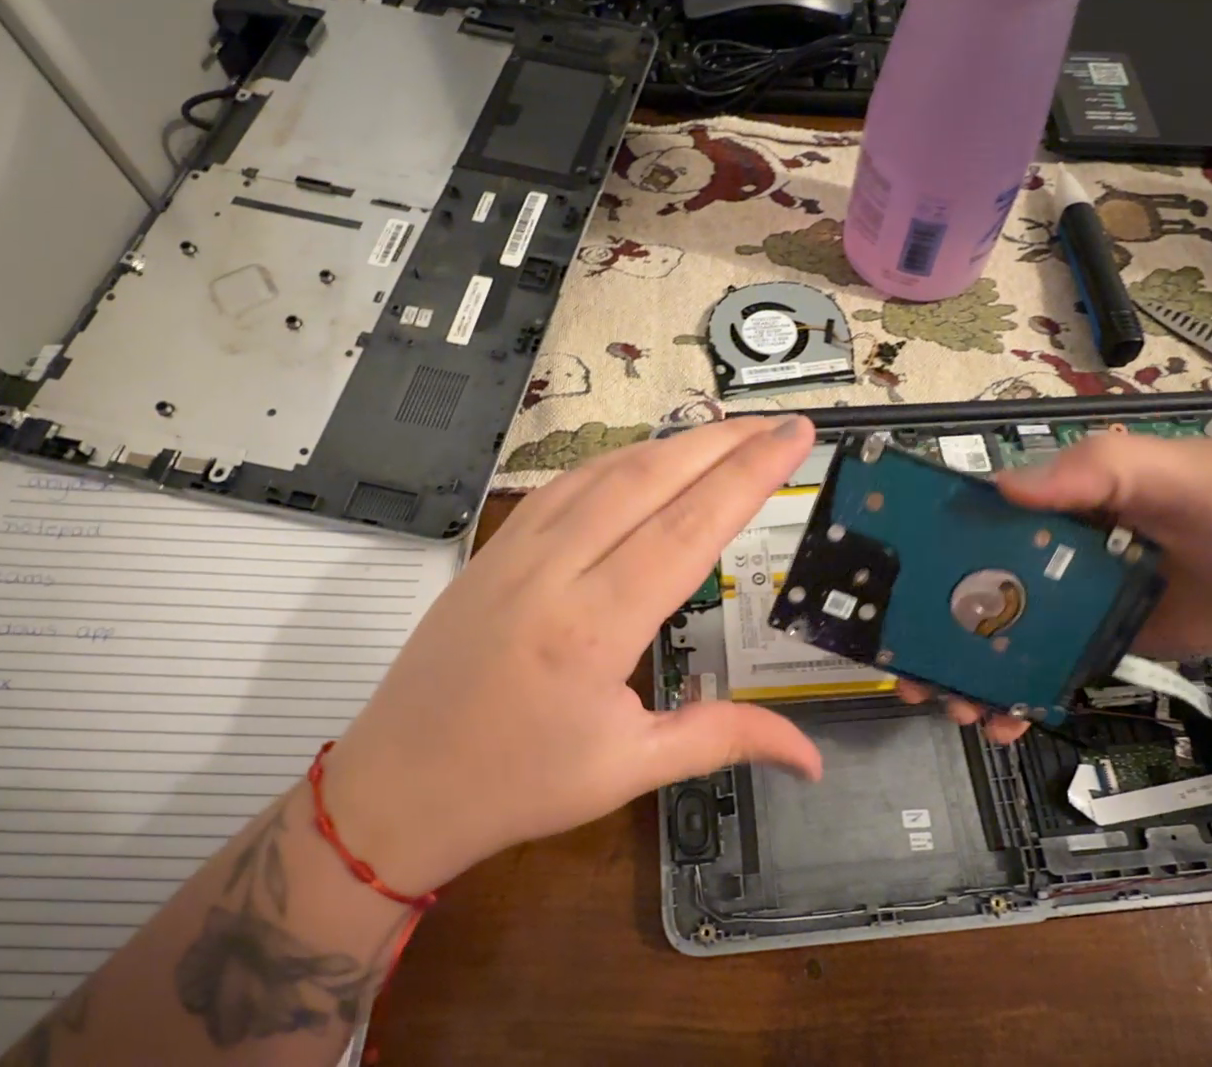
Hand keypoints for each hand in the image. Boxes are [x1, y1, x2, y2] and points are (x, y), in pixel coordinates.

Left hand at [319, 417, 823, 890]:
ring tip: (728, 433)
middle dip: (724, 442)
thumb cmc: (517, 784)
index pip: (690, 527)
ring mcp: (516, 550)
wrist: (398, 786)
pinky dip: (617, 461)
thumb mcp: (629, 768)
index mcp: (595, 626)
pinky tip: (645, 460)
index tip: (792, 439)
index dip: (748, 475)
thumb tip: (813, 757)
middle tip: (779, 425)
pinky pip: (562, 485)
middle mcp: (555, 570)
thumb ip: (725, 738)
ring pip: (605, 471)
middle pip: (651, 479)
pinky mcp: (493, 549)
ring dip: (673, 444)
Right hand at [907, 432, 1211, 742]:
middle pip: (975, 582)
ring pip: (1002, 632)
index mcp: (1067, 494)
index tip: (888, 584)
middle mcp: (1056, 542)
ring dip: (969, 671)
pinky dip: (1017, 698)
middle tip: (910, 669)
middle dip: (936, 625)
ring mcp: (1075, 596)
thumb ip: (1103, 472)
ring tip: (954, 710)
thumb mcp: (1187, 477)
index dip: (928, 544)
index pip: (979, 511)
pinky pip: (1043, 669)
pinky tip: (1003, 728)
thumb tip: (1002, 487)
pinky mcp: (1098, 641)